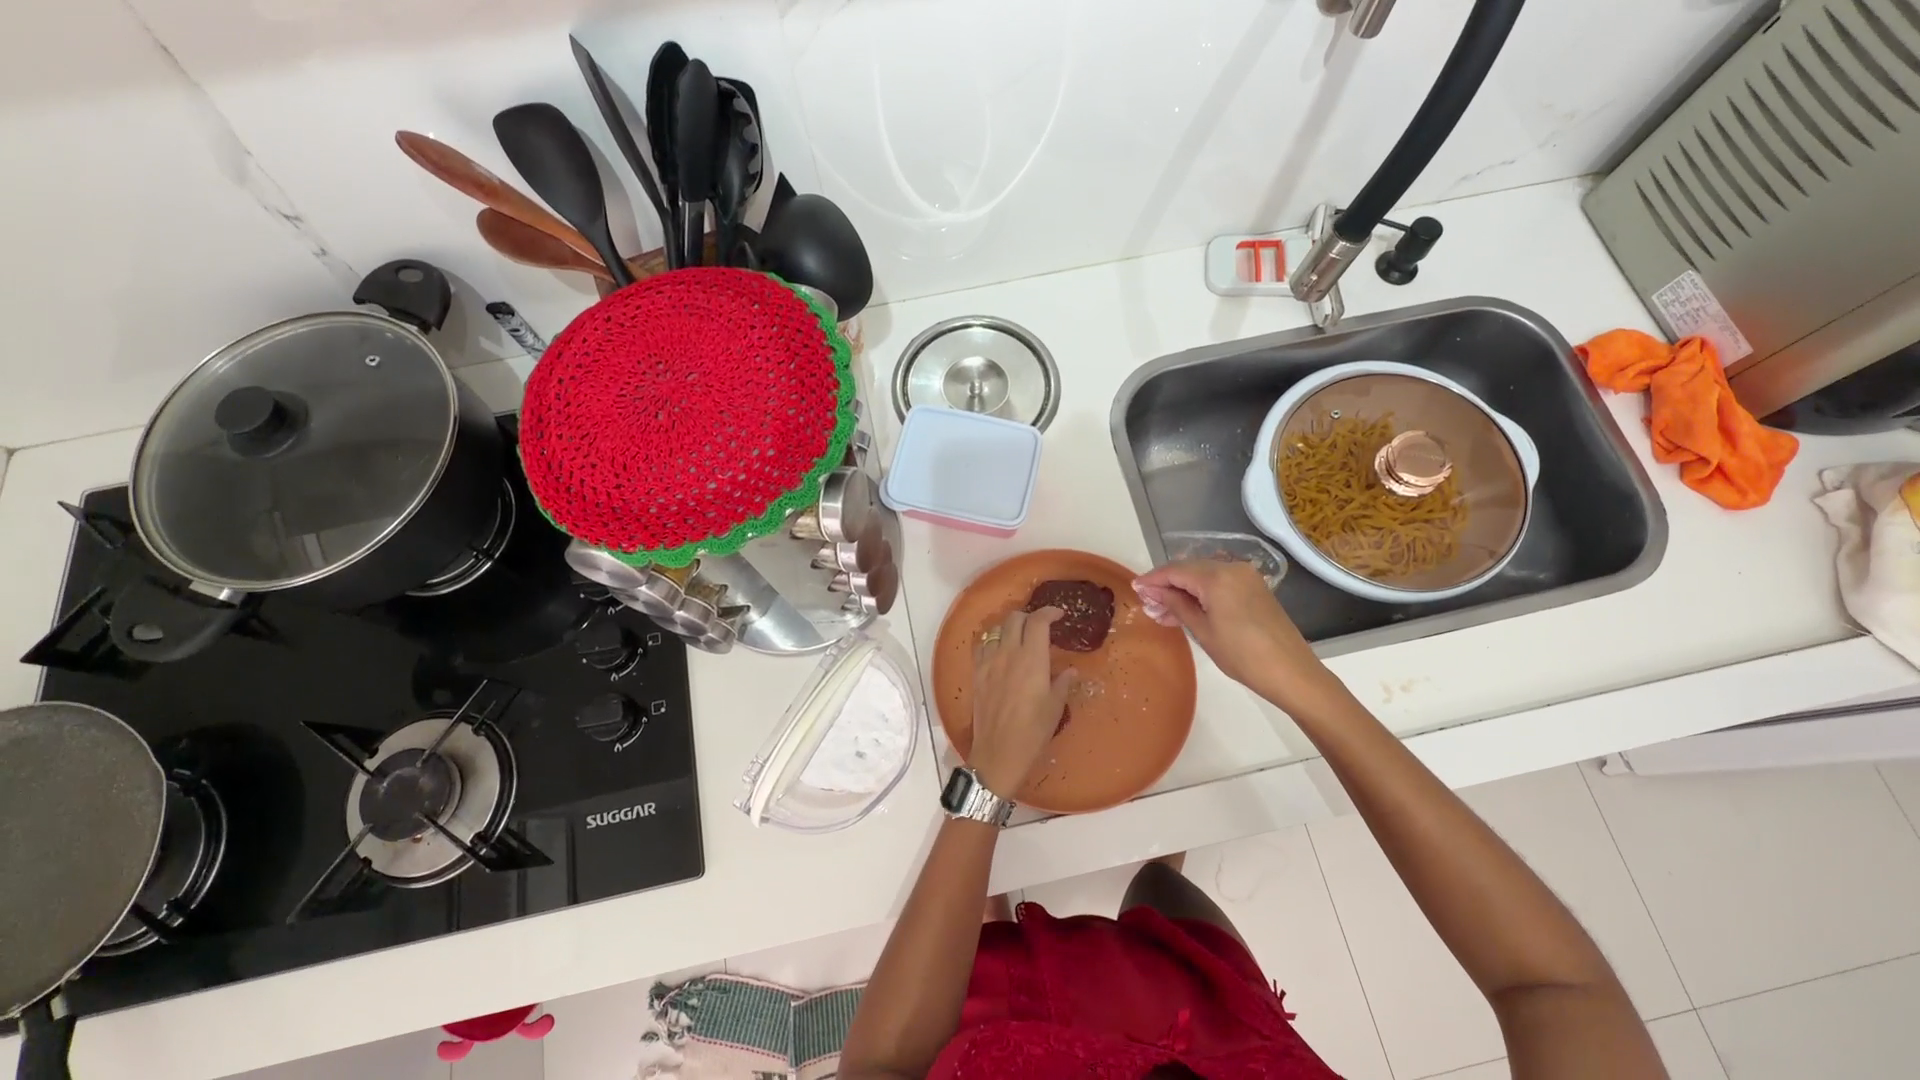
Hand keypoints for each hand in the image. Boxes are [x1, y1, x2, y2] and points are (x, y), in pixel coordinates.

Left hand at [968, 607, 1078, 796]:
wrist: (999, 752)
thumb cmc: (1033, 732)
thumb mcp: (1055, 708)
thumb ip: (1062, 684)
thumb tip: (1070, 671)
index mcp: (1032, 659)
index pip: (1038, 621)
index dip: (1048, 613)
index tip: (1058, 615)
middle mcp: (1008, 654)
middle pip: (1014, 619)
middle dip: (1029, 617)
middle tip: (1040, 626)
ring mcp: (989, 662)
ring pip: (996, 630)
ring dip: (1010, 627)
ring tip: (1020, 637)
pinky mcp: (977, 674)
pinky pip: (982, 646)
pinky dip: (992, 641)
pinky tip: (999, 651)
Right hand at [1132, 560, 1331, 706]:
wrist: (1291, 671)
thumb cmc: (1242, 655)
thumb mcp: (1203, 631)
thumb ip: (1177, 605)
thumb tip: (1153, 591)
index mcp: (1217, 577)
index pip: (1175, 570)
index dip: (1153, 579)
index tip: (1135, 589)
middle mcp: (1232, 568)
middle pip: (1190, 569)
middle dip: (1167, 584)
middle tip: (1148, 604)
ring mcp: (1246, 577)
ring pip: (1205, 576)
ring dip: (1184, 590)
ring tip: (1164, 612)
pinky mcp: (1255, 588)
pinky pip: (1220, 583)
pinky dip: (1202, 593)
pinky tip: (1189, 610)